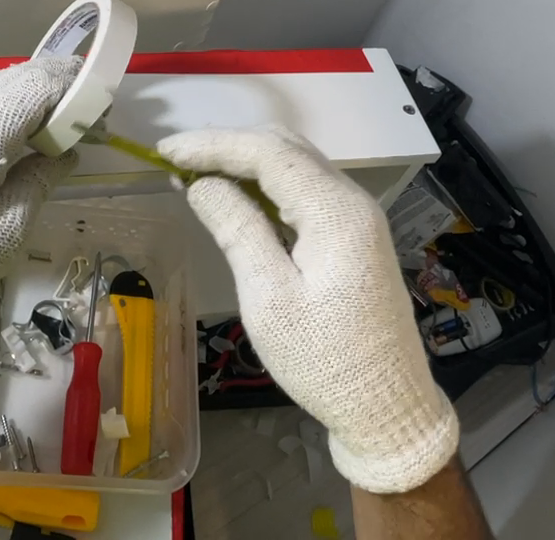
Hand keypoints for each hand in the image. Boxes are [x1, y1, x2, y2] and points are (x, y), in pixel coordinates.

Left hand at [0, 57, 80, 383]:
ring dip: (33, 93)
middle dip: (56, 82)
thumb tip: (65, 153)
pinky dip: (12, 108)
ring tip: (66, 114)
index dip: (72, 85)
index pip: (34, 85)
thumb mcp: (9, 230)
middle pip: (14, 78)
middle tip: (92, 102)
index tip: (102, 101)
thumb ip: (41, 179)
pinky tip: (29, 130)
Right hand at [161, 125, 457, 492]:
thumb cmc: (324, 360)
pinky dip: (265, 180)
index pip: (268, 152)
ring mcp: (356, 212)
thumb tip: (202, 183)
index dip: (213, 144)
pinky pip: (304, 185)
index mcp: (335, 212)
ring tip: (197, 171)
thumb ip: (236, 229)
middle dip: (227, 145)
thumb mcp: (269, 299)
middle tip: (177, 159)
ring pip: (295, 160)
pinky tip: (236, 193)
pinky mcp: (353, 230)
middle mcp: (351, 199)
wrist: (388, 408)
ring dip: (245, 158)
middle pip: (284, 146)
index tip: (166, 151)